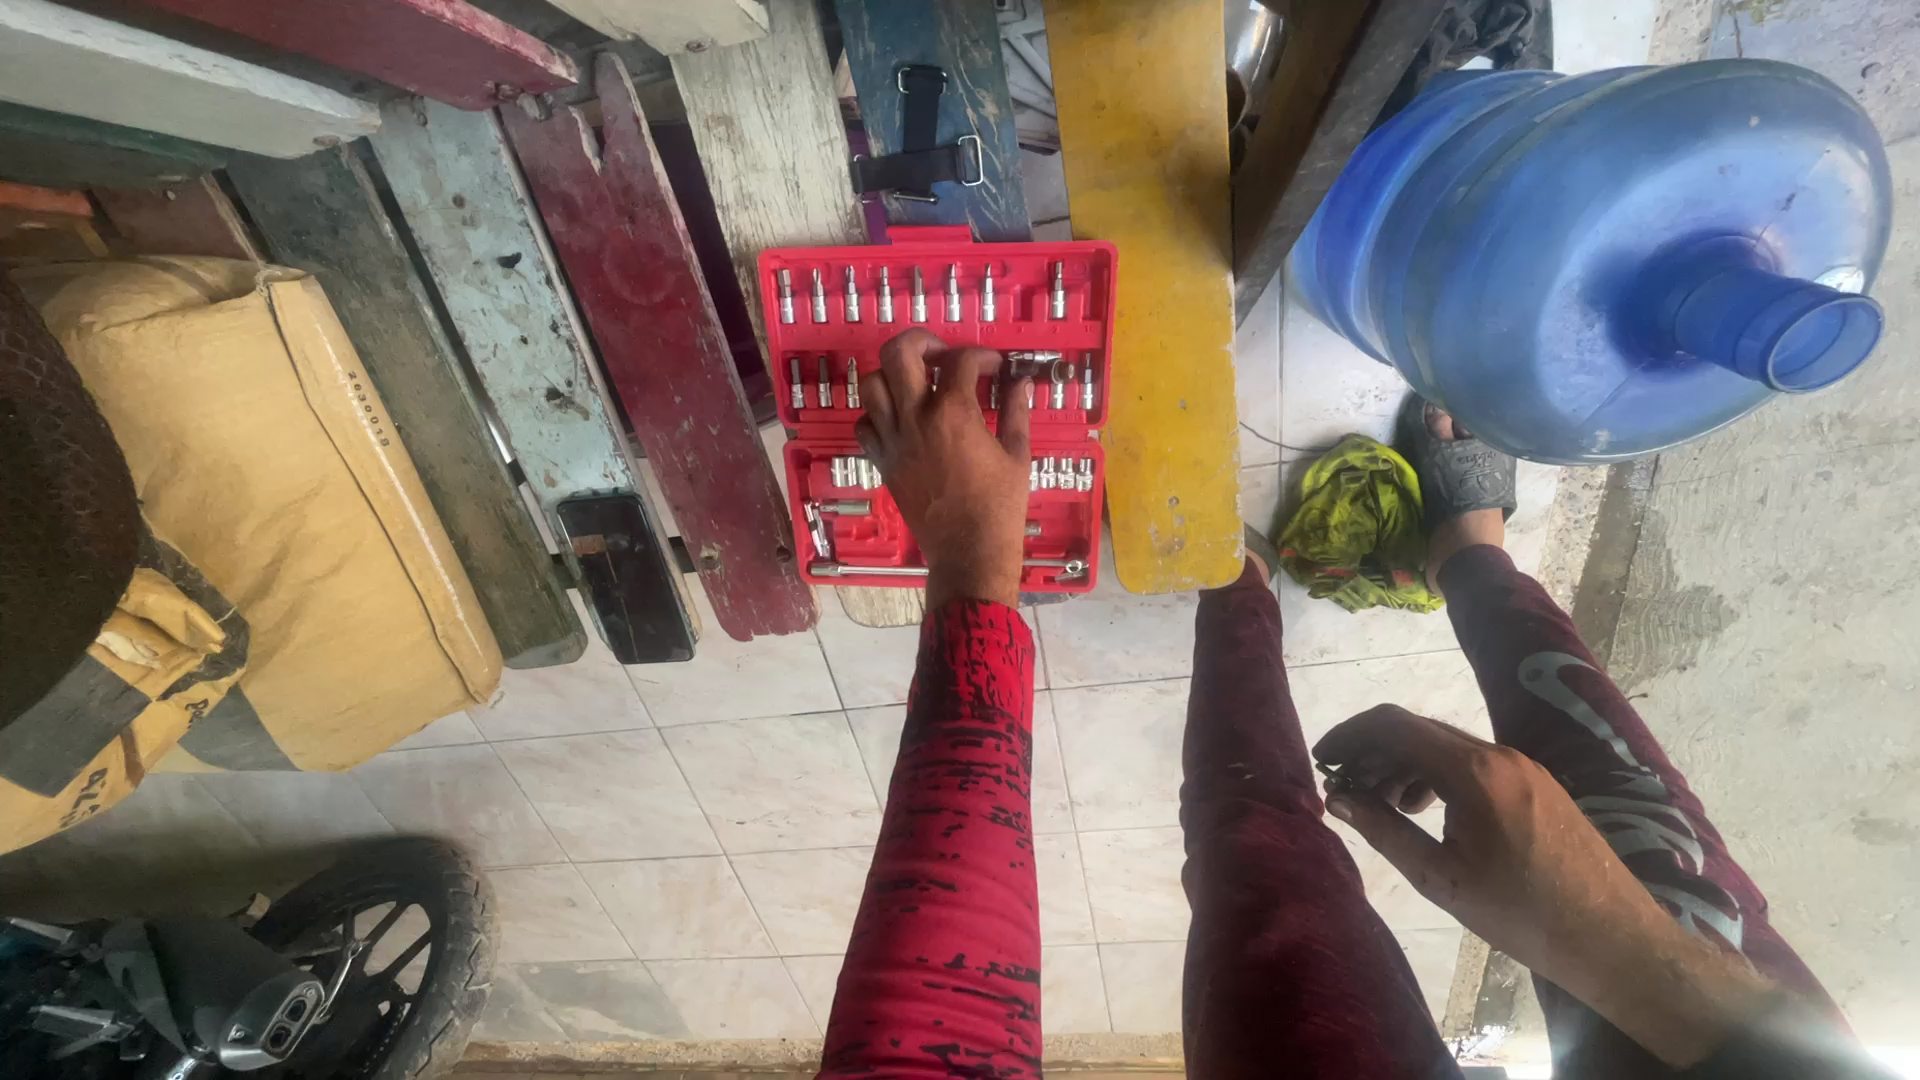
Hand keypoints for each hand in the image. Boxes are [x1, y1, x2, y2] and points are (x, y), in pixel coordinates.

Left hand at [856, 329, 1032, 609]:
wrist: (969, 551)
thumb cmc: (1000, 507)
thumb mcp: (1018, 454)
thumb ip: (1016, 411)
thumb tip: (1021, 383)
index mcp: (955, 412)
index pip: (962, 361)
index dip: (982, 356)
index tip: (993, 367)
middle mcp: (917, 418)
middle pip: (899, 353)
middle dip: (920, 341)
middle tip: (939, 354)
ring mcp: (894, 440)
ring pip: (871, 384)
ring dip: (892, 376)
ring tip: (914, 384)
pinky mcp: (883, 462)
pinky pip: (864, 425)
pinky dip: (877, 415)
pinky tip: (899, 420)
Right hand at [1314, 705, 1774, 1066]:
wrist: (1623, 947)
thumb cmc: (1524, 914)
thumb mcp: (1440, 878)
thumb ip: (1382, 829)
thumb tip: (1336, 797)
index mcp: (1472, 771)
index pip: (1392, 725)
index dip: (1349, 736)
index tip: (1323, 761)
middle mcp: (1497, 754)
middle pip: (1414, 730)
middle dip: (1370, 751)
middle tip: (1343, 786)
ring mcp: (1521, 766)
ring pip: (1441, 744)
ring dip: (1399, 763)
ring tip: (1378, 802)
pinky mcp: (1535, 783)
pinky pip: (1468, 760)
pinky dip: (1432, 773)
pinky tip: (1422, 808)